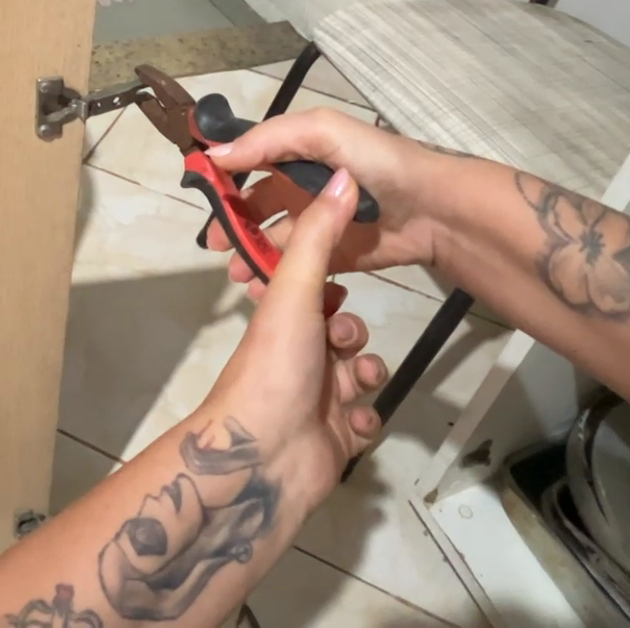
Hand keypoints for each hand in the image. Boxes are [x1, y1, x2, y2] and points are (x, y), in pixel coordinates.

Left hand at [194, 167, 392, 507]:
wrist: (263, 455)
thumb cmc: (273, 363)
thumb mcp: (294, 289)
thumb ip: (320, 234)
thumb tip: (344, 174)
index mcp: (281, 319)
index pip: (317, 294)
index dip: (335, 293)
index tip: (341, 293)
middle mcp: (298, 353)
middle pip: (346, 334)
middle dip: (354, 339)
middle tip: (341, 347)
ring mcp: (317, 396)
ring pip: (361, 373)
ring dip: (364, 376)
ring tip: (351, 387)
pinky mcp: (336, 434)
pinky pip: (366, 417)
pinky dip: (364, 419)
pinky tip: (351, 423)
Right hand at [204, 109, 457, 293]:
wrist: (432, 209)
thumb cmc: (375, 162)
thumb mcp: (321, 132)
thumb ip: (267, 140)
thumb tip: (213, 156)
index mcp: (296, 152)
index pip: (248, 160)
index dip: (222, 175)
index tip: (200, 193)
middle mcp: (301, 186)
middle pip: (252, 204)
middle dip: (230, 221)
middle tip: (214, 244)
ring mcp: (316, 223)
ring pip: (269, 239)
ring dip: (248, 252)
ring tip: (236, 271)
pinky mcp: (333, 256)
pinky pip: (295, 266)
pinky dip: (275, 276)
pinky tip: (261, 287)